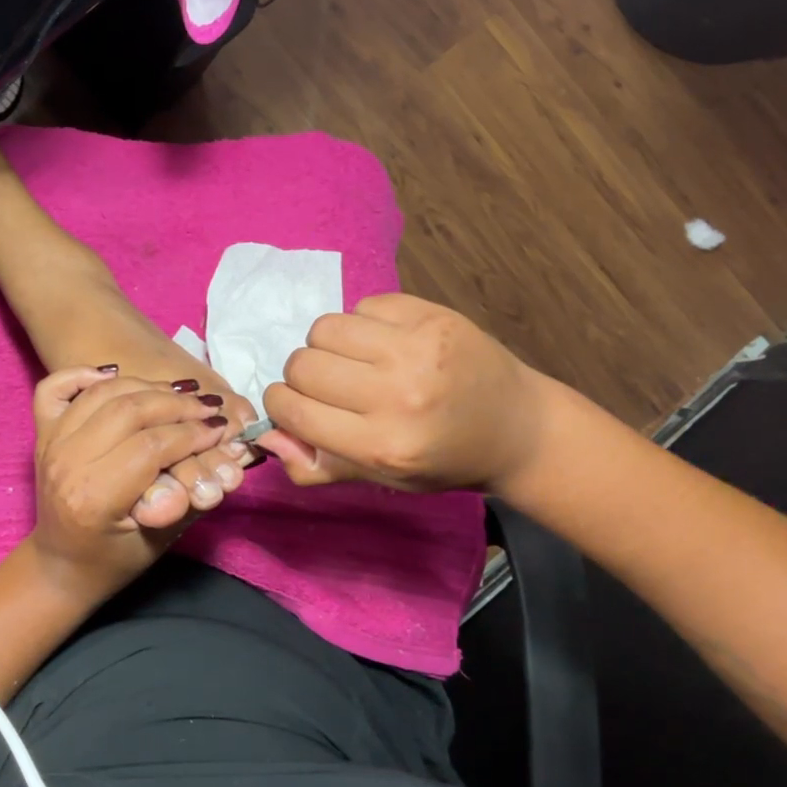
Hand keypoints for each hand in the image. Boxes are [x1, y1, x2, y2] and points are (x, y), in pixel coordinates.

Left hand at [26, 368, 235, 601]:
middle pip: (128, 409)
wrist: (61, 566)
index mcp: (93, 496)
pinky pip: (55, 387)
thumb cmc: (114, 558)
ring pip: (101, 392)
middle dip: (177, 404)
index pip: (150, 445)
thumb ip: (189, 496)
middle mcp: (67, 462)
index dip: (192, 433)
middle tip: (208, 408)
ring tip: (181, 393)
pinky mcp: (41, 433)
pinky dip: (82, 374)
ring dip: (145, 385)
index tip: (221, 430)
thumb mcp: (159, 539)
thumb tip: (222, 453)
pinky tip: (114, 373)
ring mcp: (49, 443)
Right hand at [256, 294, 550, 491]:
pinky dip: (363, 324)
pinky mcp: (432, 316)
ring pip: (324, 328)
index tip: (298, 406)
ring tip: (354, 360)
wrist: (521, 429)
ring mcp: (417, 350)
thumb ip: (314, 465)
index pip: (293, 410)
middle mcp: (399, 396)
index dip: (283, 405)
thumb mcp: (379, 479)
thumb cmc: (442, 460)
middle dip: (302, 376)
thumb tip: (265, 433)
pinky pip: (362, 306)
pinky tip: (385, 343)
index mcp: (383, 446)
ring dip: (328, 345)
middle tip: (330, 386)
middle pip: (302, 364)